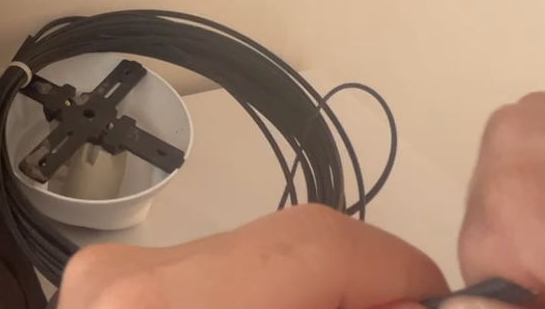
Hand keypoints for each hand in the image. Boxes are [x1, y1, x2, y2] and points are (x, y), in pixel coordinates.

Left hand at [58, 204, 448, 308]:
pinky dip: (265, 295)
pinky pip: (213, 270)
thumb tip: (426, 299)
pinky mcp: (103, 280)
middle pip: (291, 241)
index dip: (401, 271)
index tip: (441, 302)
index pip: (319, 242)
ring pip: (254, 254)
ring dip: (315, 290)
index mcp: (173, 308)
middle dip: (363, 284)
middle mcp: (126, 276)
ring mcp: (107, 273)